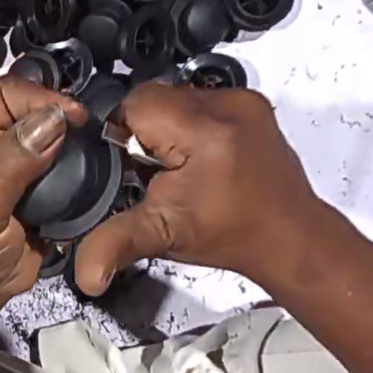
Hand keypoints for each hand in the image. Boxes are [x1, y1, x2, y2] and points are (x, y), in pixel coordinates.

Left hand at [0, 76, 87, 333]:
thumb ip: (11, 164)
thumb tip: (49, 122)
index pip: (4, 93)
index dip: (36, 96)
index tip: (67, 114)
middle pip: (31, 105)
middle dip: (58, 110)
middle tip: (83, 127)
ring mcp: (21, 164)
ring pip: (52, 130)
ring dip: (72, 135)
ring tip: (90, 144)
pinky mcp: (44, 184)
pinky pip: (66, 160)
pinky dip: (80, 159)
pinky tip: (88, 166)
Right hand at [74, 85, 334, 294]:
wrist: (288, 238)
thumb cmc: (234, 234)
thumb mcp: (161, 236)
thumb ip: (115, 244)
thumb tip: (84, 275)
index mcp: (204, 131)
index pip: (134, 104)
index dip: (122, 136)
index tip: (137, 168)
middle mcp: (228, 105)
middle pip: (154, 98)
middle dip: (145, 134)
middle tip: (159, 174)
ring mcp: (243, 102)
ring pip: (176, 99)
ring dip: (167, 130)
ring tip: (180, 168)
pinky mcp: (251, 106)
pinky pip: (201, 103)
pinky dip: (190, 128)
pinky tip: (199, 160)